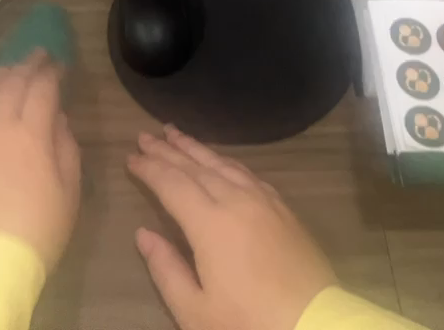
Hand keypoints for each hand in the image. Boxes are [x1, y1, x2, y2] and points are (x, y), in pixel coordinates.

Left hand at [0, 51, 80, 269]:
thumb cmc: (36, 231)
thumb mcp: (68, 191)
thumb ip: (66, 148)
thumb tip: (58, 120)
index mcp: (30, 133)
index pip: (42, 88)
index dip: (53, 72)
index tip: (61, 64)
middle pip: (11, 84)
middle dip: (27, 65)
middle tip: (38, 56)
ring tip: (7, 70)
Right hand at [128, 125, 337, 329]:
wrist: (313, 324)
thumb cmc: (248, 322)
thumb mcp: (196, 311)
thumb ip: (166, 269)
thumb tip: (143, 234)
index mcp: (210, 223)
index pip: (172, 185)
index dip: (150, 169)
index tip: (131, 157)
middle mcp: (235, 199)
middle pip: (195, 167)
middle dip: (168, 150)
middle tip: (146, 136)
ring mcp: (262, 199)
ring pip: (222, 163)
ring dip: (196, 148)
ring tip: (176, 133)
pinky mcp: (281, 206)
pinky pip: (246, 171)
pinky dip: (225, 160)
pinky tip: (219, 160)